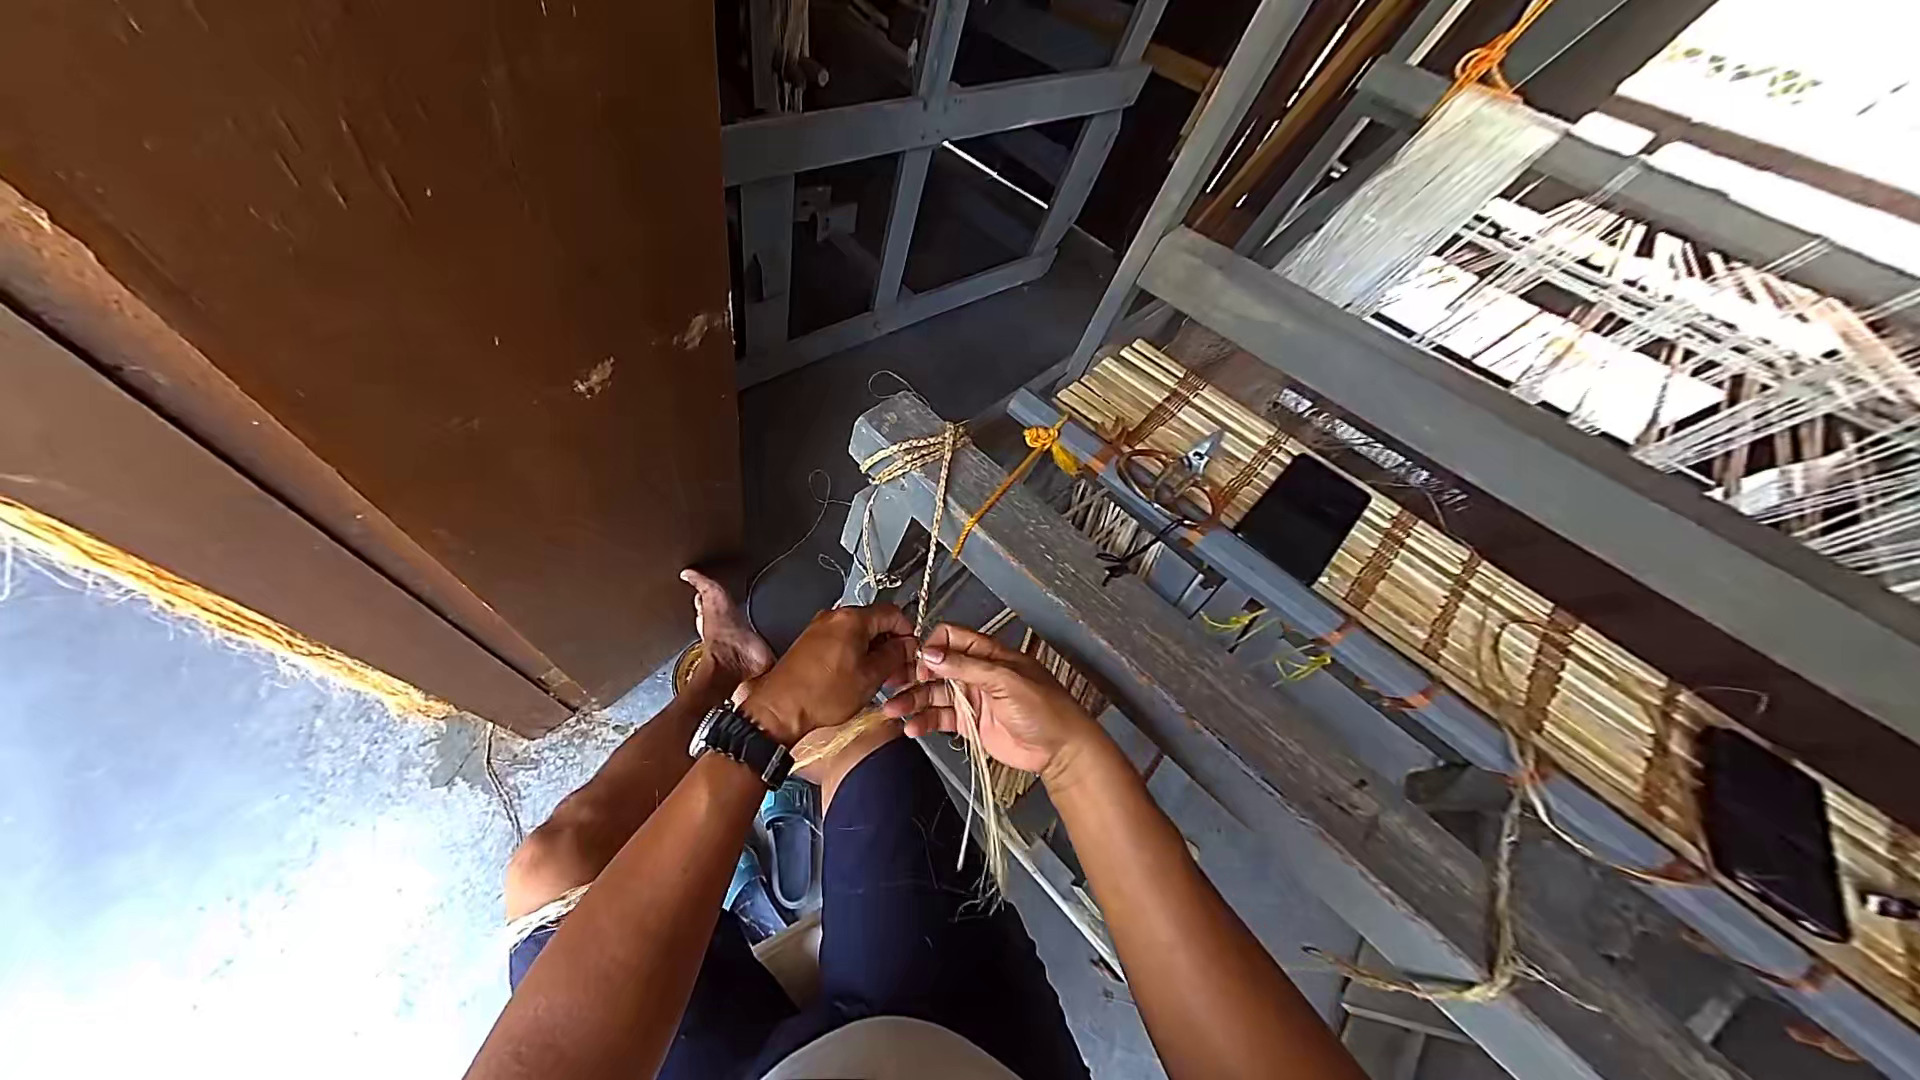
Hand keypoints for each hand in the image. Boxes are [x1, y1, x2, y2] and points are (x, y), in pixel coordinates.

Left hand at [742, 604, 917, 744]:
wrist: (779, 709)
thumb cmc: (819, 694)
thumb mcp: (870, 677)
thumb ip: (894, 656)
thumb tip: (906, 645)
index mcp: (852, 619)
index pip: (893, 613)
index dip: (907, 632)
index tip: (911, 650)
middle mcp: (834, 617)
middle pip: (875, 622)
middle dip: (890, 645)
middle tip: (898, 669)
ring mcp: (820, 628)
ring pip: (858, 633)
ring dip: (873, 652)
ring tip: (877, 678)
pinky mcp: (811, 643)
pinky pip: (842, 641)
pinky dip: (854, 655)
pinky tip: (857, 677)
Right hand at [882, 623, 1104, 777]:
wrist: (1060, 748)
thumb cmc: (1045, 708)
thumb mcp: (1005, 680)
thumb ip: (967, 666)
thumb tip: (932, 653)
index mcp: (987, 654)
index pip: (950, 639)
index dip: (932, 648)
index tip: (920, 663)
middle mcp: (976, 672)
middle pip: (936, 667)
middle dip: (913, 675)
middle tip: (893, 686)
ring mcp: (971, 698)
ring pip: (934, 694)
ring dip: (912, 700)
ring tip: (893, 710)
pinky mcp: (969, 722)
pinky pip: (940, 718)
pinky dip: (923, 722)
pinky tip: (911, 727)